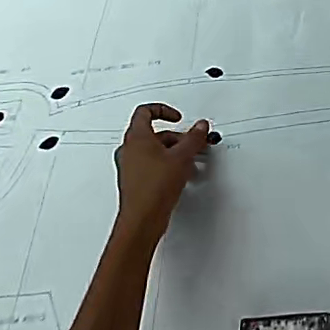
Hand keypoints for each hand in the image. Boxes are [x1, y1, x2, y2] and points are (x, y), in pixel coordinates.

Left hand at [112, 104, 210, 241]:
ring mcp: (130, 166)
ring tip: (190, 162)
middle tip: (192, 143)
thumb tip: (200, 127)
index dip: (163, 110)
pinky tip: (181, 176)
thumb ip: (193, 138)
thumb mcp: (182, 157)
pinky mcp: (135, 181)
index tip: (177, 117)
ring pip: (154, 151)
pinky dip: (167, 165)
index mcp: (136, 137)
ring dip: (174, 153)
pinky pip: (151, 165)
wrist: (143, 219)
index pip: (145, 111)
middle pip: (154, 133)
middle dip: (177, 137)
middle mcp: (129, 150)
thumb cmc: (153, 189)